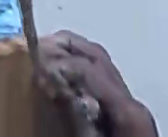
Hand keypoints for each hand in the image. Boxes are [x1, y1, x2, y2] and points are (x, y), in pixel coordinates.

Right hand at [38, 33, 157, 136]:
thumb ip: (73, 114)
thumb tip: (50, 80)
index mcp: (128, 111)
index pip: (89, 68)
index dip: (59, 63)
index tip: (34, 68)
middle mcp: (133, 103)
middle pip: (96, 56)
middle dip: (64, 47)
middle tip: (35, 49)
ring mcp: (133, 110)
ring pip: (100, 64)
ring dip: (71, 55)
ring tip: (45, 59)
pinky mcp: (128, 119)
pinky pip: (101, 81)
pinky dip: (79, 71)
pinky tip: (63, 82)